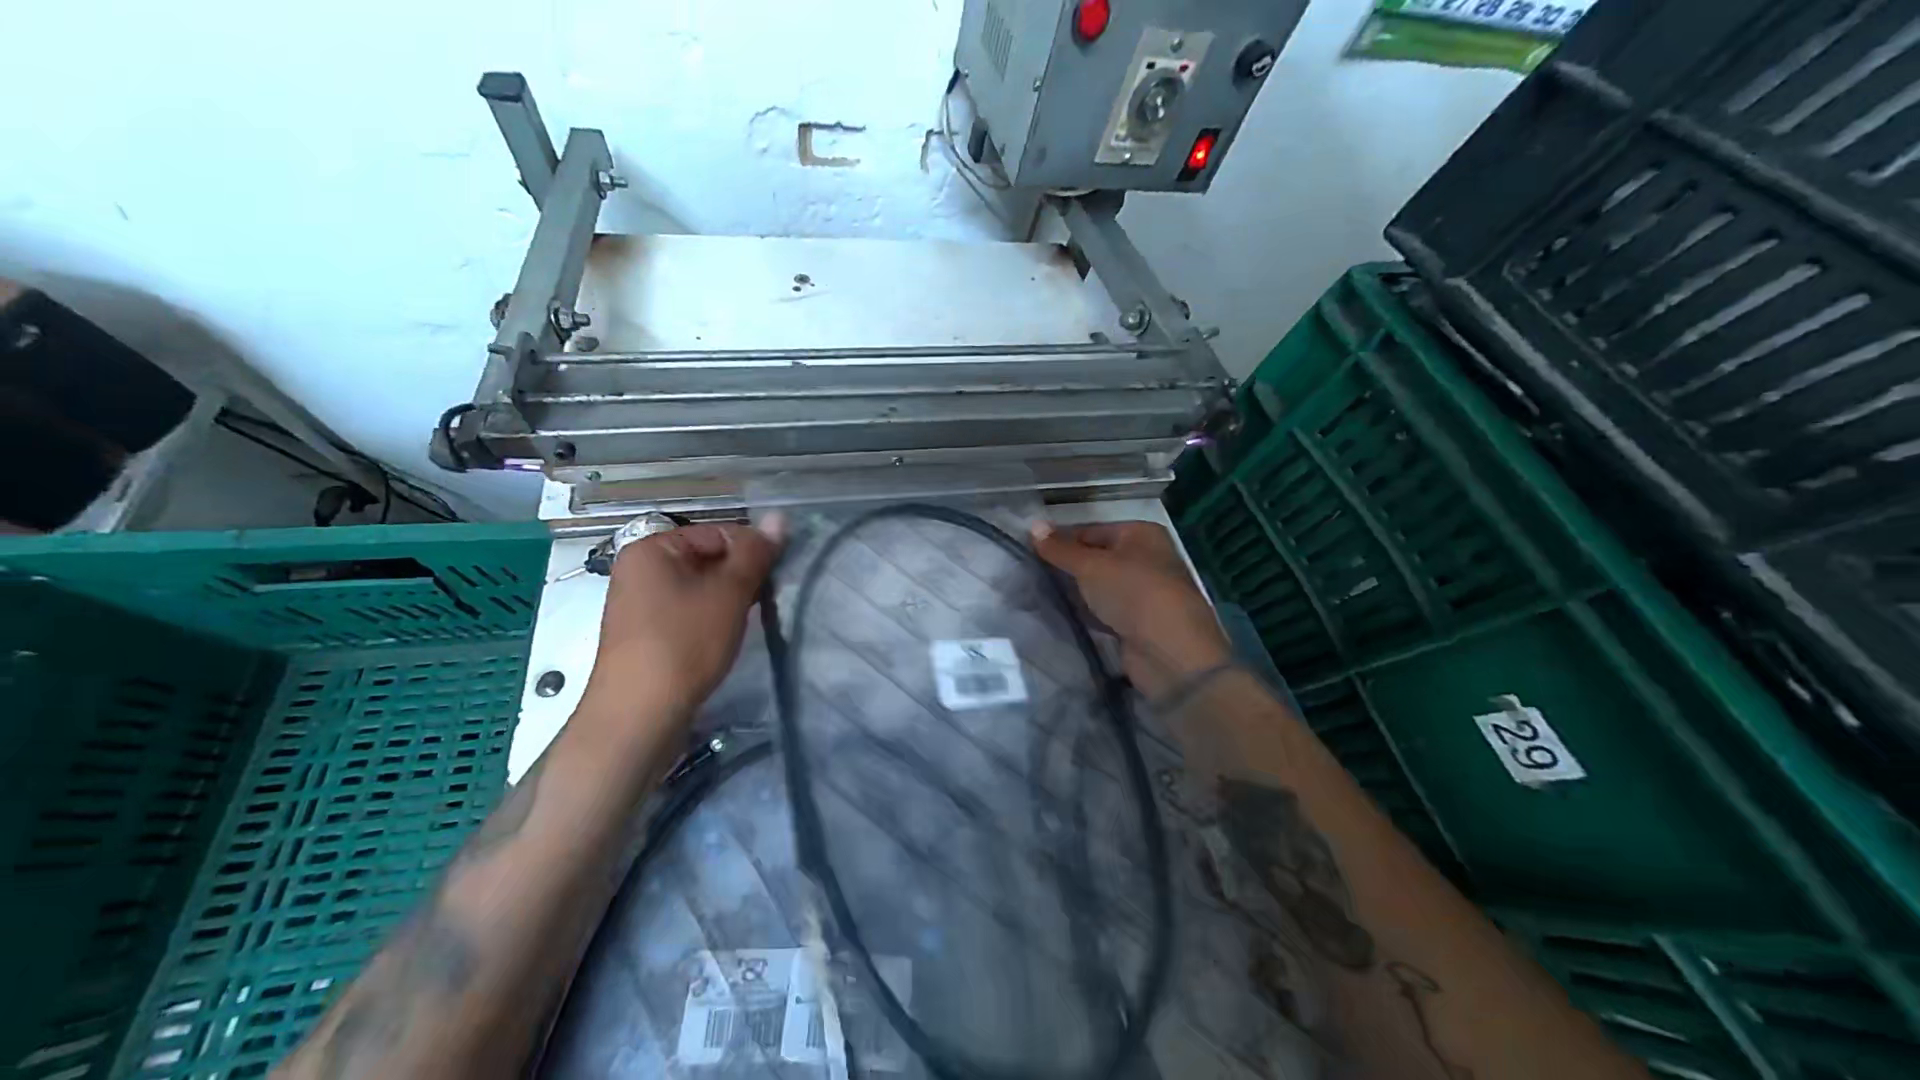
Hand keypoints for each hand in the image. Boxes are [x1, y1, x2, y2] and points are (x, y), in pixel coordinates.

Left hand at [583, 522, 779, 720]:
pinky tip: (724, 639)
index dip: (751, 552)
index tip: (776, 577)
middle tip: (765, 601)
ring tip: (748, 622)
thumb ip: (755, 554)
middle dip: (739, 578)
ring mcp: (638, 604)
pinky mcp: (644, 635)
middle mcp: (639, 570)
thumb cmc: (684, 643)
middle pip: (706, 560)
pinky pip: (685, 613)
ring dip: (727, 601)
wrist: (639, 714)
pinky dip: (709, 620)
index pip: (716, 533)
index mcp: (652, 548)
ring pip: (698, 589)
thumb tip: (779, 517)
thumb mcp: (729, 593)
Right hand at [1031, 520, 1231, 699]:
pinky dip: (1086, 612)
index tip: (1028, 549)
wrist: (1170, 652)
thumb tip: (1032, 525)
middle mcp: (1146, 559)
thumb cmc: (1133, 593)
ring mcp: (1143, 593)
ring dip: (1075, 591)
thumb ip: (1060, 549)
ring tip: (1036, 592)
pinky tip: (1060, 614)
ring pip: (1099, 586)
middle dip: (1066, 566)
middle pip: (1096, 558)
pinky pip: (1104, 611)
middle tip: (1028, 572)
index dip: (1061, 539)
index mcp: (1141, 534)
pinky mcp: (1137, 623)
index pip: (1091, 530)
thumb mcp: (1091, 566)